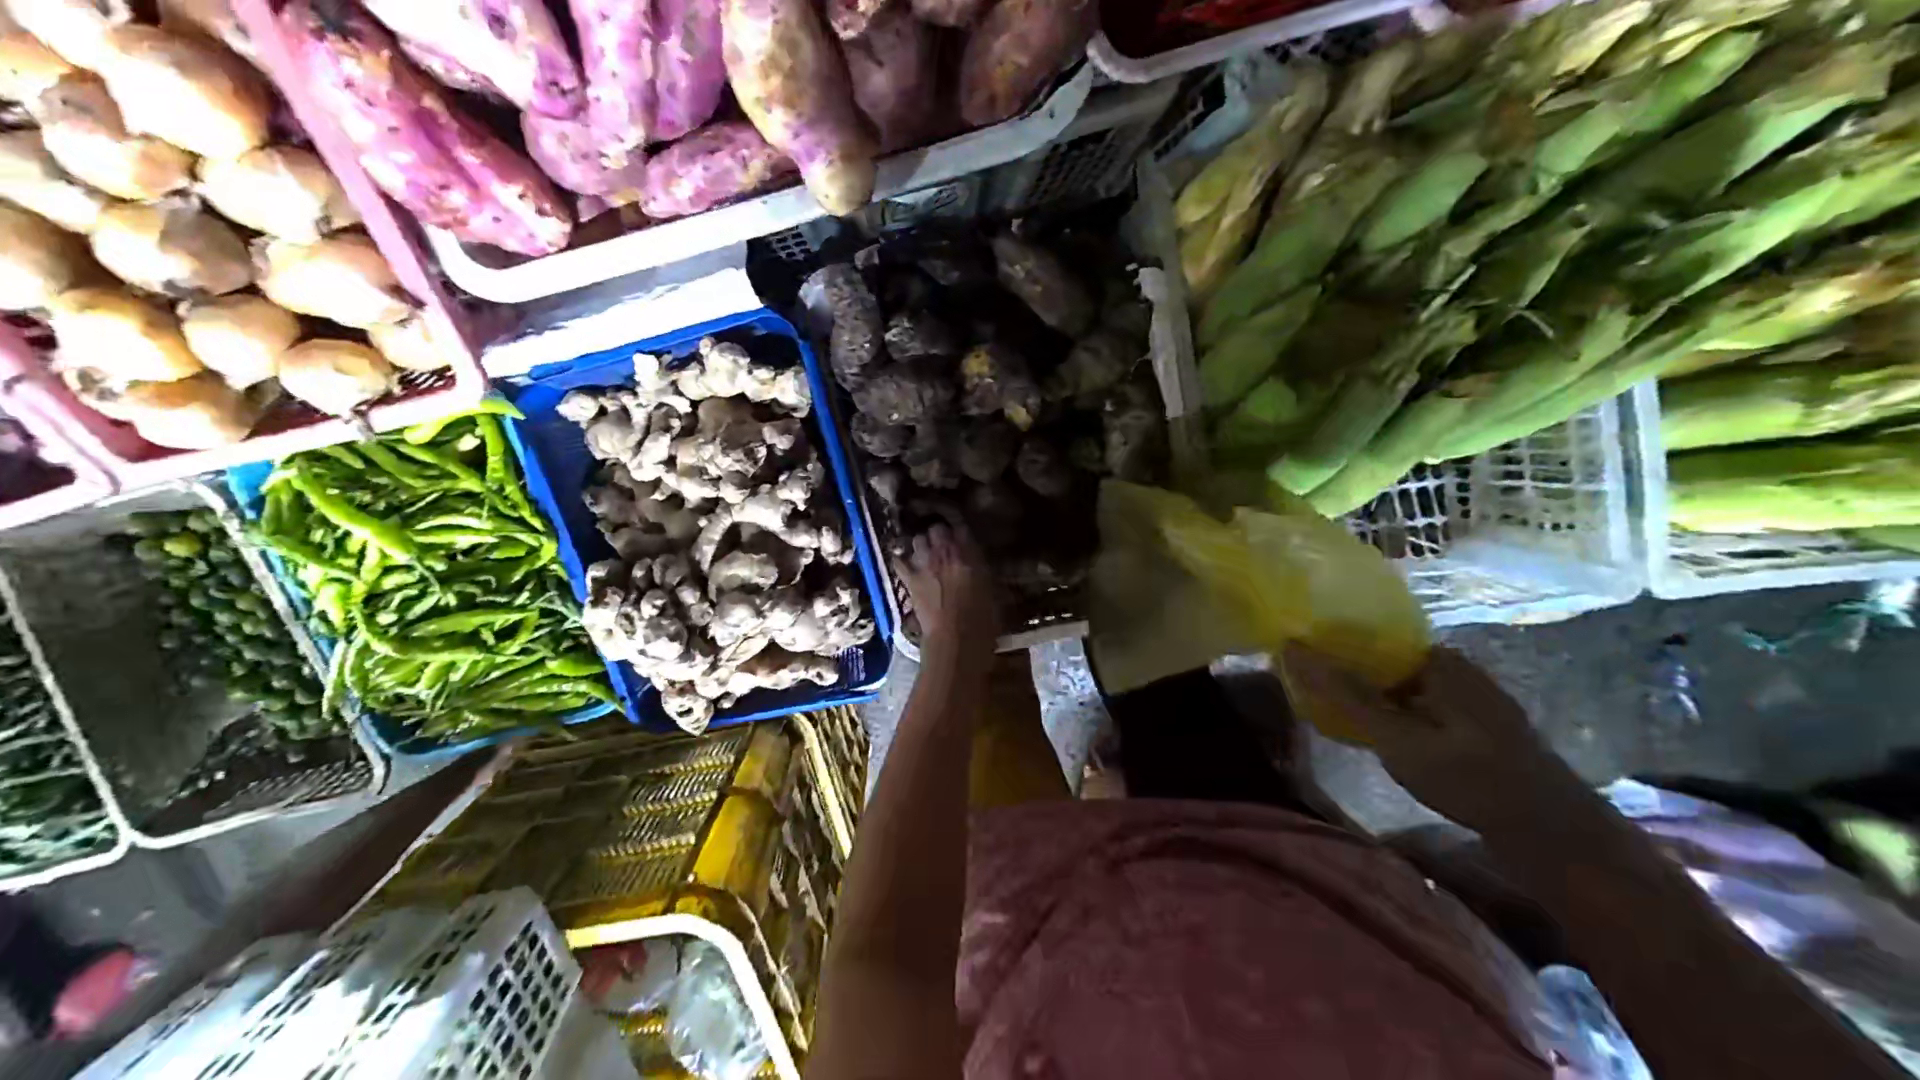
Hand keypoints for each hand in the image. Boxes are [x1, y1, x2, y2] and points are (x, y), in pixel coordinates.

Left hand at [895, 523, 996, 653]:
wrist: (956, 639)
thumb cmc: (982, 618)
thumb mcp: (992, 588)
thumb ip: (981, 569)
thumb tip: (976, 563)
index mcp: (968, 552)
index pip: (960, 526)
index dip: (959, 531)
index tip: (961, 538)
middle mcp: (944, 552)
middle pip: (936, 528)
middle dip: (939, 535)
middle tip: (943, 546)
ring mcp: (924, 564)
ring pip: (917, 540)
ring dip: (922, 545)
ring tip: (926, 555)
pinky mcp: (910, 579)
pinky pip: (899, 561)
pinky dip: (902, 560)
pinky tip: (905, 564)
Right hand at [1282, 644, 1581, 832]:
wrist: (1554, 835)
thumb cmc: (1471, 778)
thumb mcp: (1397, 738)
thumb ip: (1344, 695)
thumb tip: (1291, 648)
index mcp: (1439, 660)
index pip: (1370, 638)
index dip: (1331, 648)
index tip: (1298, 664)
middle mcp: (1455, 669)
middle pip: (1384, 663)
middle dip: (1347, 676)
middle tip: (1308, 694)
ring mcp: (1468, 699)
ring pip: (1399, 688)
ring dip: (1368, 699)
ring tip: (1331, 715)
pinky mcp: (1473, 727)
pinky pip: (1416, 708)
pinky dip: (1390, 716)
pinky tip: (1374, 737)